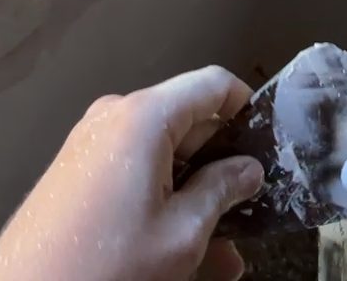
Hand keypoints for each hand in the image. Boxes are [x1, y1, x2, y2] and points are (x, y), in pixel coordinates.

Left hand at [0, 66, 264, 280]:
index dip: (247, 106)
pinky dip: (162, 201)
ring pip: (163, 156)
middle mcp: (117, 116)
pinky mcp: (77, 172)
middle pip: (188, 121)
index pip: (213, 84)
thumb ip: (222, 191)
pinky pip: (135, 173)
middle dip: (222, 165)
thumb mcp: (180, 234)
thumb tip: (248, 169)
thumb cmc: (103, 268)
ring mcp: (93, 143)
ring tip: (224, 251)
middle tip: (251, 209)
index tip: (269, 140)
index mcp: (145, 115)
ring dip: (195, 195)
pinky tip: (185, 251)